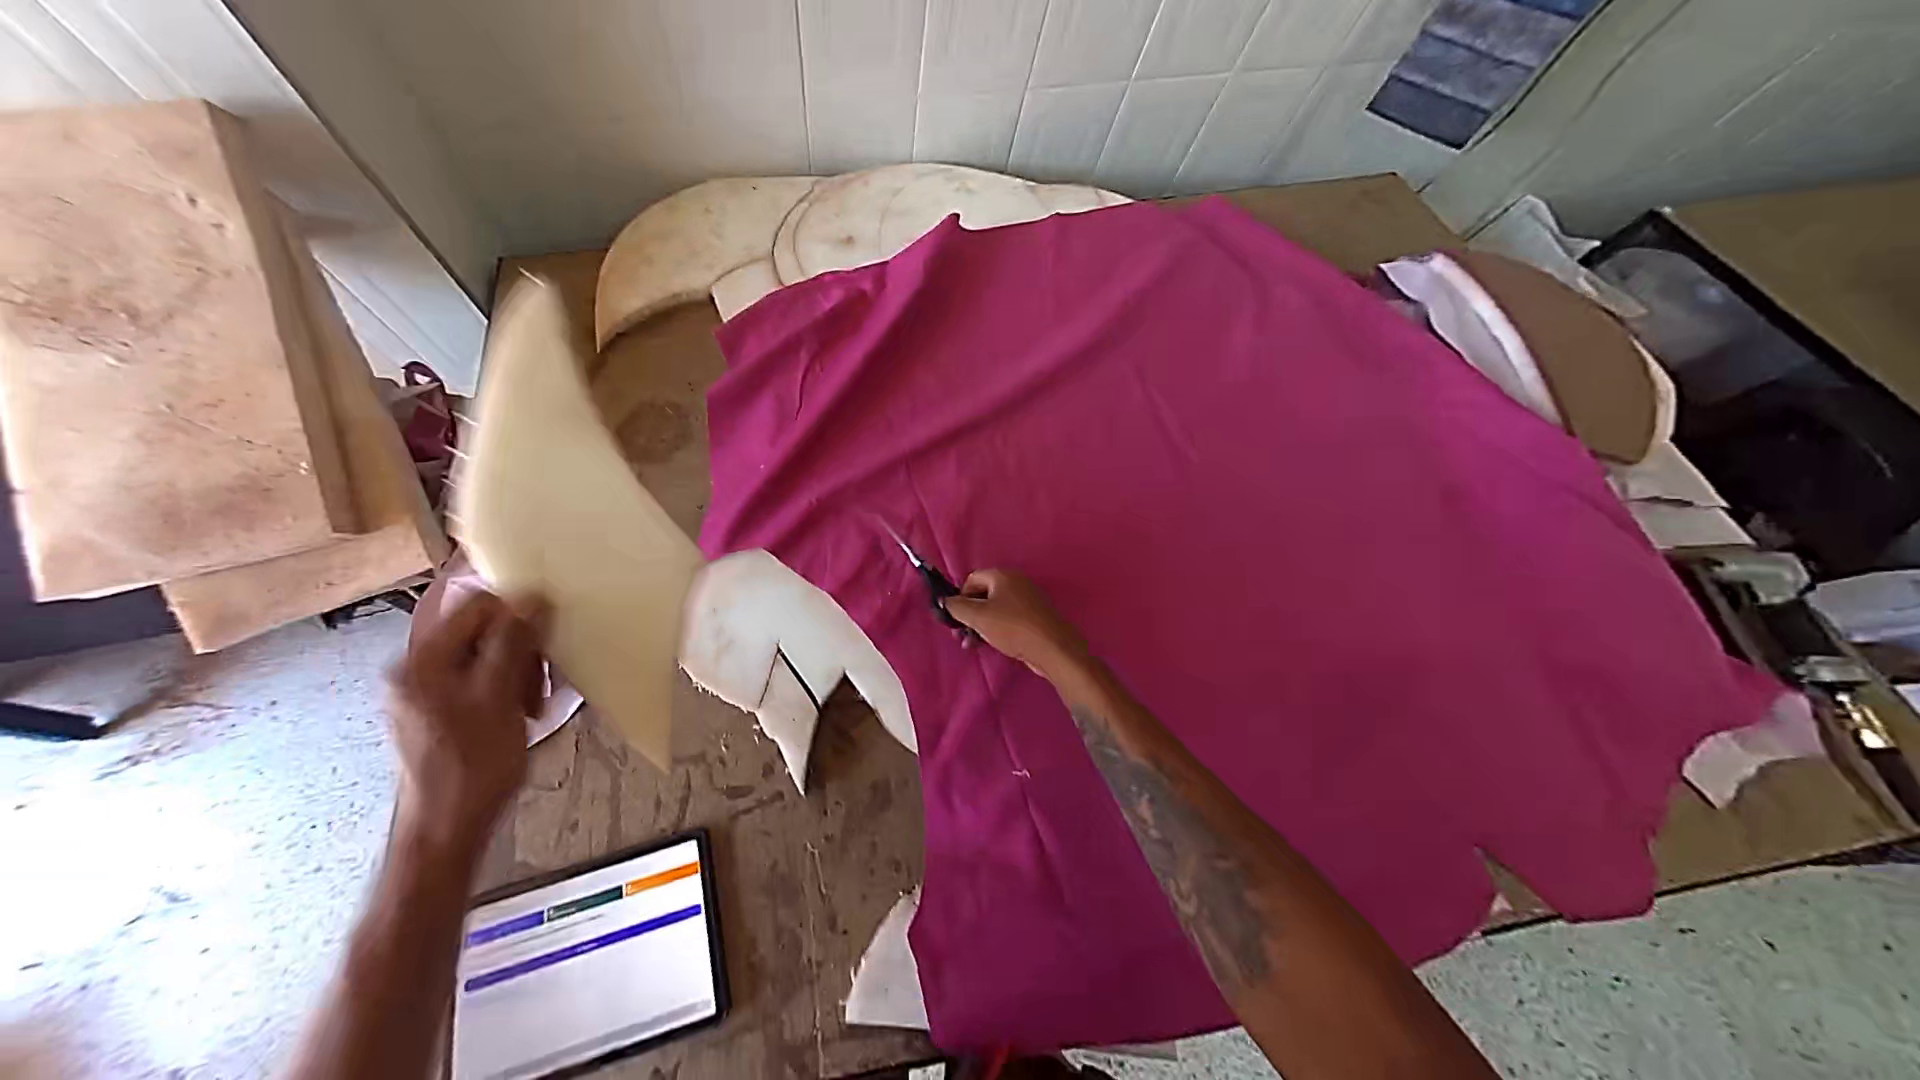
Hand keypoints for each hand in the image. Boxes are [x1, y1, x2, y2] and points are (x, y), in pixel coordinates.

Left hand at [387, 591, 546, 852]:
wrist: (450, 827)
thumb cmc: (474, 766)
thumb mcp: (499, 697)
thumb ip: (512, 643)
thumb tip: (532, 599)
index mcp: (421, 661)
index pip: (477, 606)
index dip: (518, 614)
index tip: (547, 639)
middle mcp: (416, 669)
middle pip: (483, 630)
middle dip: (520, 650)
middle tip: (539, 683)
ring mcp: (426, 690)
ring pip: (487, 654)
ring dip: (519, 671)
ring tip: (531, 703)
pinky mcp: (441, 709)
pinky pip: (481, 678)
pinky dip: (507, 687)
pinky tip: (520, 711)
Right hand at [942, 569, 1088, 680]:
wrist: (1052, 648)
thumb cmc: (1012, 627)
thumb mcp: (979, 617)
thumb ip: (957, 607)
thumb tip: (946, 601)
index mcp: (1002, 575)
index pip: (972, 579)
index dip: (960, 597)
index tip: (955, 617)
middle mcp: (1016, 582)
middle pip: (983, 594)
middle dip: (968, 615)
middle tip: (960, 634)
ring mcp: (1027, 600)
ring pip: (994, 609)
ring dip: (979, 625)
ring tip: (971, 644)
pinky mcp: (1033, 617)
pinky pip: (1007, 619)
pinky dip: (995, 629)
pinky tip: (989, 645)